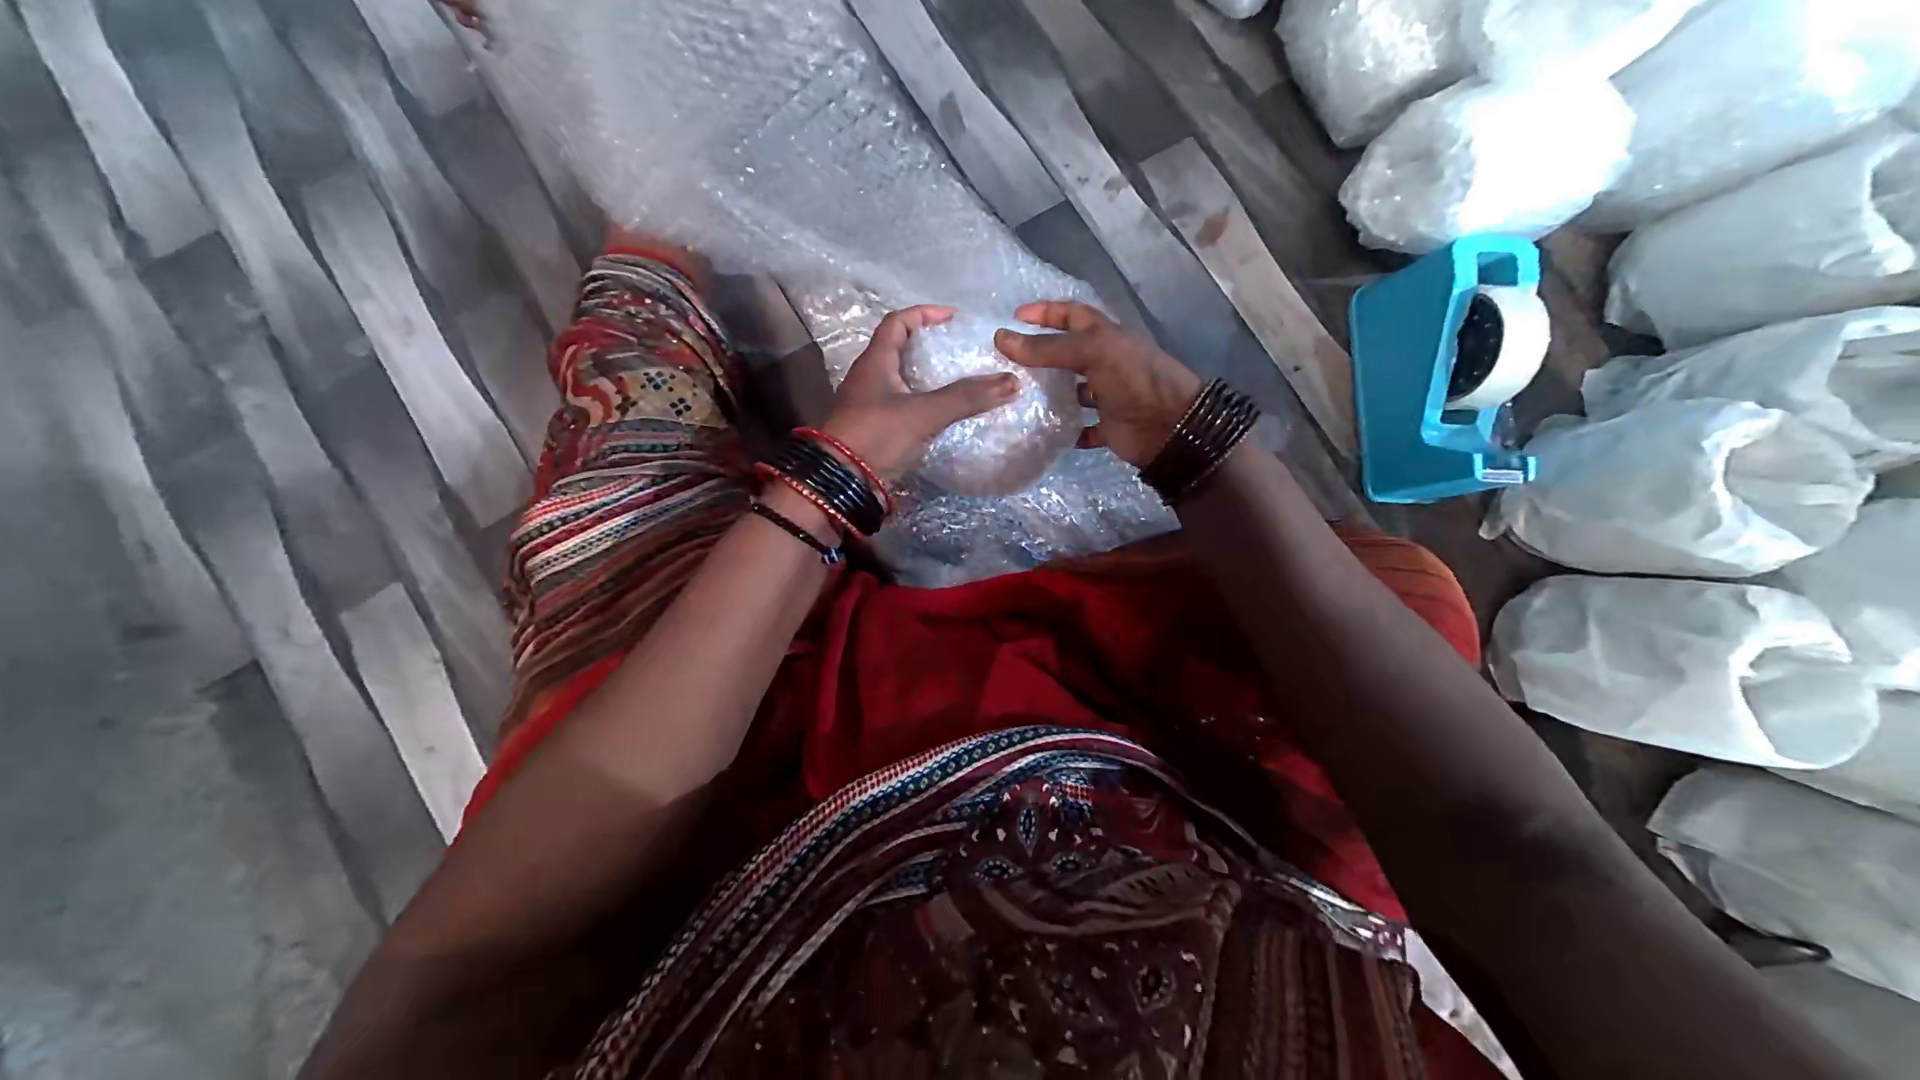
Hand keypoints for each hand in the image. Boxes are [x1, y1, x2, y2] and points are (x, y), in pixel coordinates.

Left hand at [822, 305, 1020, 479]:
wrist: (843, 482)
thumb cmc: (876, 436)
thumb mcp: (923, 413)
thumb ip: (966, 398)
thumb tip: (1011, 382)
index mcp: (875, 362)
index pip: (897, 322)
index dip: (924, 314)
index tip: (953, 318)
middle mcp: (869, 378)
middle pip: (900, 350)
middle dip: (930, 346)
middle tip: (961, 351)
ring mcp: (871, 405)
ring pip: (903, 380)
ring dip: (929, 377)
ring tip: (960, 381)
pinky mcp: (876, 429)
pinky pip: (904, 406)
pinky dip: (925, 404)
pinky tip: (946, 414)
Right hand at [995, 302, 1200, 466]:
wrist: (1170, 426)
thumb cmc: (1134, 379)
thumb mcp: (1091, 352)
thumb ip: (1047, 347)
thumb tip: (1001, 337)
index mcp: (1106, 337)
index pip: (1072, 314)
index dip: (1046, 312)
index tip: (1015, 316)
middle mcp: (1106, 363)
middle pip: (1068, 353)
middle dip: (1040, 355)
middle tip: (1007, 361)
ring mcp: (1107, 395)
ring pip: (1072, 391)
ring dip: (1049, 394)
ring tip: (1016, 397)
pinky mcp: (1108, 426)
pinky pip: (1081, 428)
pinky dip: (1065, 431)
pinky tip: (1042, 431)